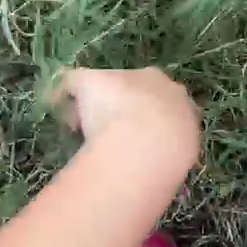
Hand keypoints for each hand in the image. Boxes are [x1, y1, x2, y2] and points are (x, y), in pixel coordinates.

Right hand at [48, 67, 201, 176]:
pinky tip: (134, 171)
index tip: (85, 116)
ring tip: (116, 158)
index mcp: (151, 76)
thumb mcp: (81, 85)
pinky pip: (166, 156)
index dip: (103, 98)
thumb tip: (57, 93)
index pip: (128, 83)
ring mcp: (187, 125)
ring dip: (140, 141)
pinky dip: (151, 161)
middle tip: (99, 137)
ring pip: (160, 131)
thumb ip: (70, 83)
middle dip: (124, 119)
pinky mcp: (190, 154)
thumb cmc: (111, 107)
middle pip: (147, 106)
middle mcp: (175, 96)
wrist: (143, 146)